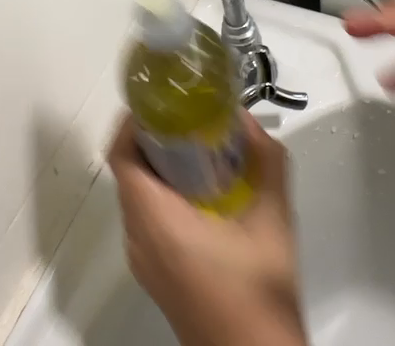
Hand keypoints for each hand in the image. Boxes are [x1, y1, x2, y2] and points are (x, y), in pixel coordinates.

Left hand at [107, 113, 306, 345]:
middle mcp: (138, 238)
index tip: (161, 102)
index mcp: (154, 219)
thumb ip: (267, 164)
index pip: (120, 155)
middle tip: (188, 119)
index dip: (133, 122)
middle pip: (129, 173)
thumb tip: (249, 121)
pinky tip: (203, 193)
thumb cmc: (259, 292)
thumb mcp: (274, 222)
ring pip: (138, 198)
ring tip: (198, 149)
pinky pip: (147, 220)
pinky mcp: (155, 276)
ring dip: (160, 169)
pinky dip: (164, 196)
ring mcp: (143, 261)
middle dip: (153, 140)